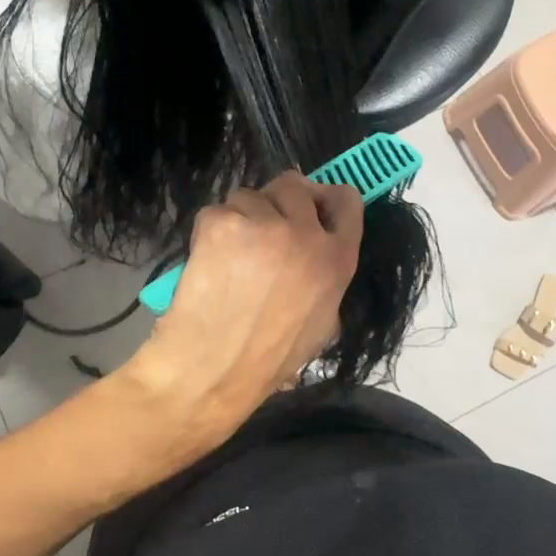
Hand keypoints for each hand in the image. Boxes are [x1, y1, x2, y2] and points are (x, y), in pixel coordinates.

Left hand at [120, 173, 363, 451]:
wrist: (214, 369)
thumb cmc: (270, 358)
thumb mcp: (323, 321)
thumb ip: (325, 275)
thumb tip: (314, 250)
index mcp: (338, 259)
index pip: (346, 201)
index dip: (325, 197)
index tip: (310, 204)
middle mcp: (306, 234)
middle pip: (294, 186)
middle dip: (277, 201)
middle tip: (260, 229)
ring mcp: (264, 224)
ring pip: (250, 196)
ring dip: (241, 217)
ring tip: (230, 256)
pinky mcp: (223, 222)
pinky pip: (218, 211)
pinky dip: (212, 231)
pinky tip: (209, 262)